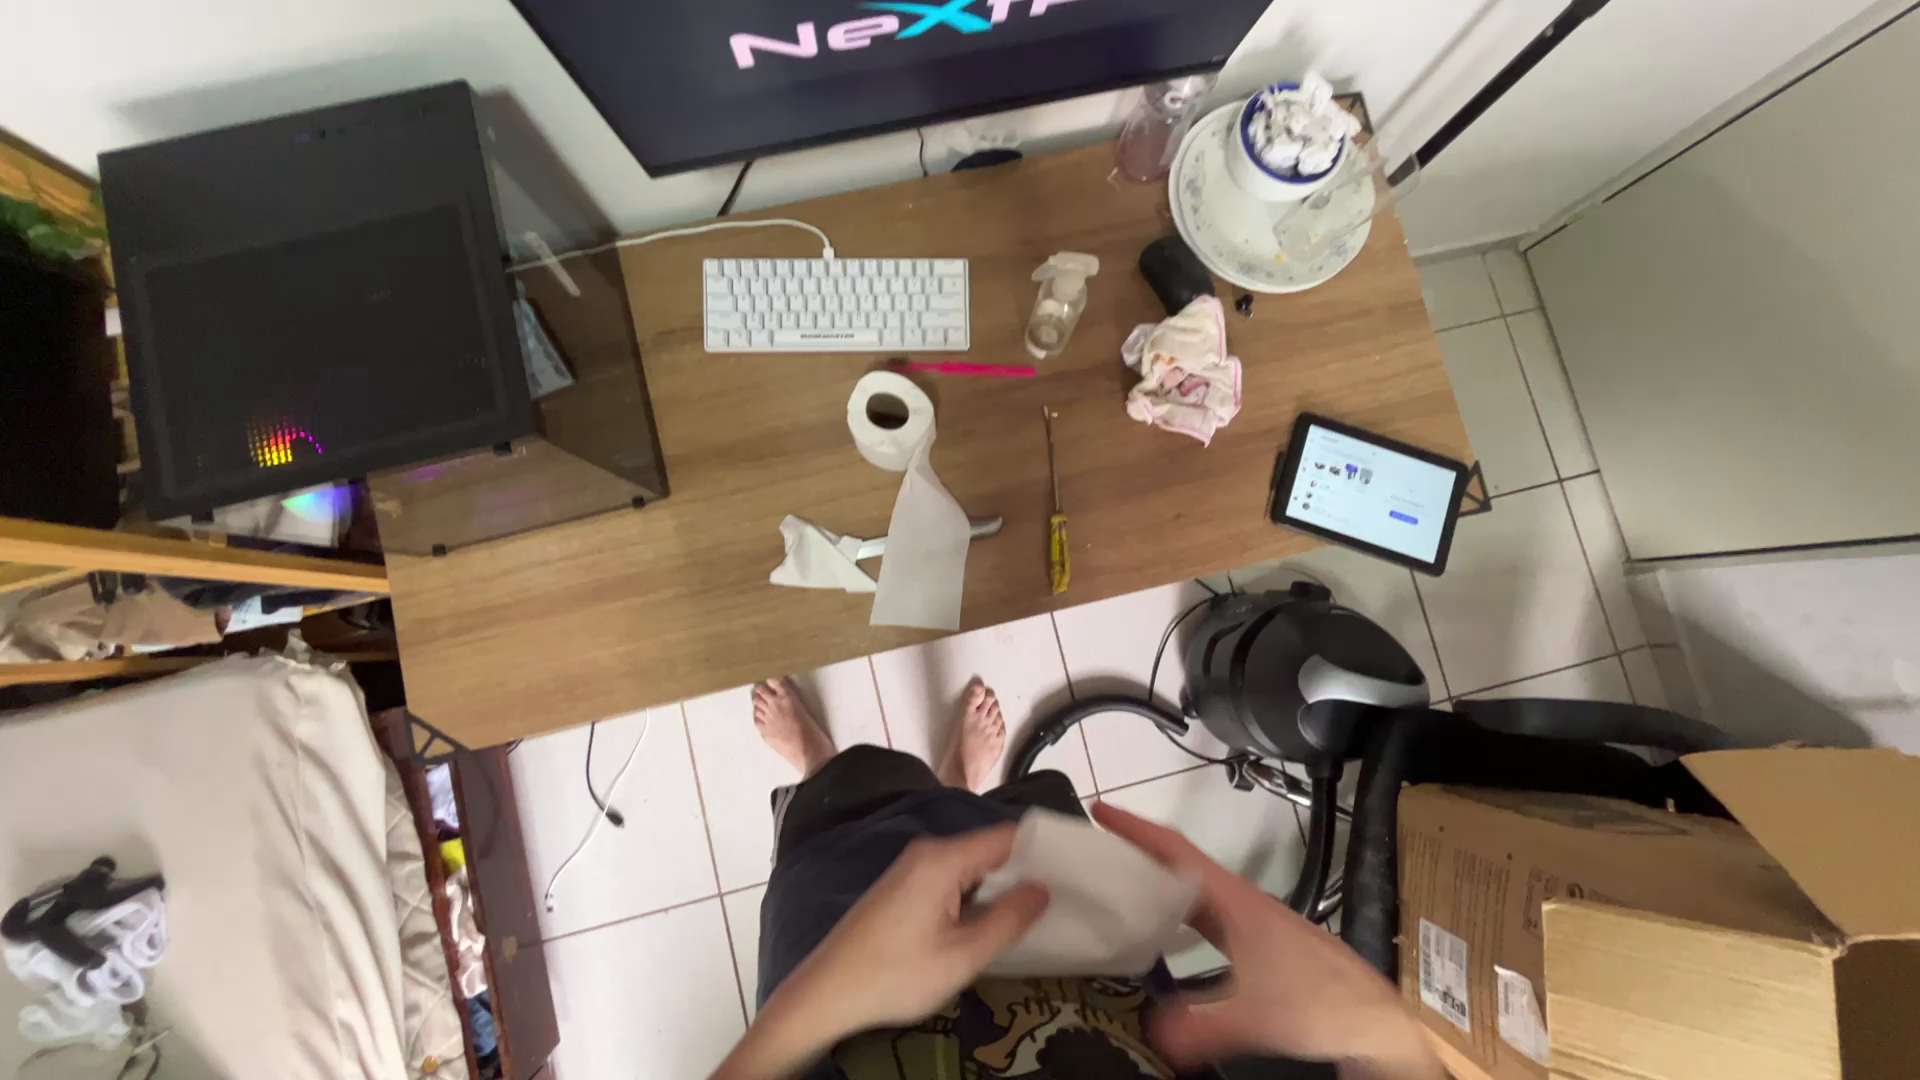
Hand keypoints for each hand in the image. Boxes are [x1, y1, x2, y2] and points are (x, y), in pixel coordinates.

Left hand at [712, 827, 1048, 1078]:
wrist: (826, 993)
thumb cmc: (896, 975)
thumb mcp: (962, 956)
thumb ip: (1007, 918)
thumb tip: (1043, 888)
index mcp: (943, 857)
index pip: (1006, 836)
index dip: (1041, 848)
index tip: (1074, 867)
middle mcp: (927, 850)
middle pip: (988, 849)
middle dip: (1022, 870)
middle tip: (1061, 896)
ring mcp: (911, 866)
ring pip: (970, 865)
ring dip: (998, 885)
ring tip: (1033, 910)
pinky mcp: (903, 884)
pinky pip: (951, 877)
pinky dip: (975, 892)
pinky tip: (989, 918)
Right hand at [1090, 802, 1440, 1079]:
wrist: (1378, 1022)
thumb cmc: (1322, 1002)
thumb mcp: (1260, 1016)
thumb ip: (1204, 1024)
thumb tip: (1150, 1031)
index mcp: (1232, 899)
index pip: (1175, 849)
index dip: (1136, 828)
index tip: (1099, 811)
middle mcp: (1235, 900)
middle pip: (1176, 863)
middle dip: (1134, 851)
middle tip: (1092, 853)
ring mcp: (1245, 920)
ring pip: (1188, 890)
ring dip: (1152, 881)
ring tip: (1113, 889)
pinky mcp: (1252, 943)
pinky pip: (1199, 915)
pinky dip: (1171, 913)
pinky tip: (1157, 937)